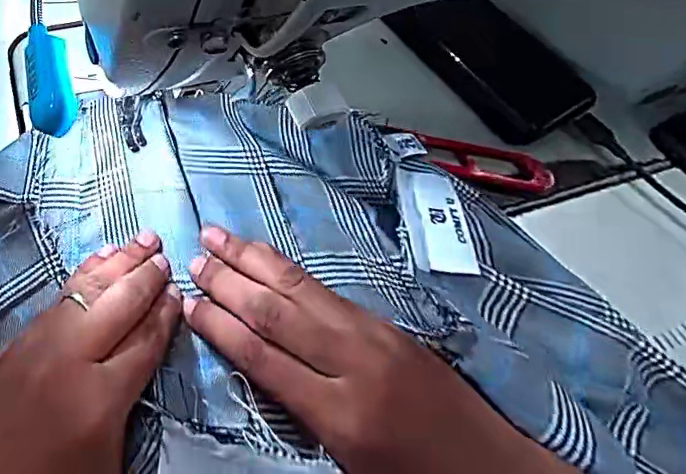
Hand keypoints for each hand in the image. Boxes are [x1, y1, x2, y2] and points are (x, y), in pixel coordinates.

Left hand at [0, 230, 180, 473]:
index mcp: (99, 400)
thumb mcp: (106, 467)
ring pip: (86, 291)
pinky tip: (94, 264)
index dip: (163, 317)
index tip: (178, 294)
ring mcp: (40, 342)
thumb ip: (129, 415)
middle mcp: (71, 359)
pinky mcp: (18, 338)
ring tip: (138, 241)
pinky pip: (59, 298)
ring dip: (115, 264)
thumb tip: (140, 370)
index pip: (142, 344)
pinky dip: (82, 276)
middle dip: (144, 278)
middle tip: (163, 255)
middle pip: (117, 305)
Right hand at [183, 226, 574, 473]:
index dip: (219, 327)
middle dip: (226, 282)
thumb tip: (245, 359)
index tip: (187, 304)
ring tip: (212, 236)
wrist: (498, 473)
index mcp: (342, 417)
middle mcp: (352, 365)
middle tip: (192, 261)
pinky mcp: (382, 321)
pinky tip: (260, 252)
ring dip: (248, 258)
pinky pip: (320, 284)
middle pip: (273, 312)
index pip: (262, 358)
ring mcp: (370, 335)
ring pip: (294, 285)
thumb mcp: (349, 463)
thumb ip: (297, 409)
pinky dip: (281, 265)